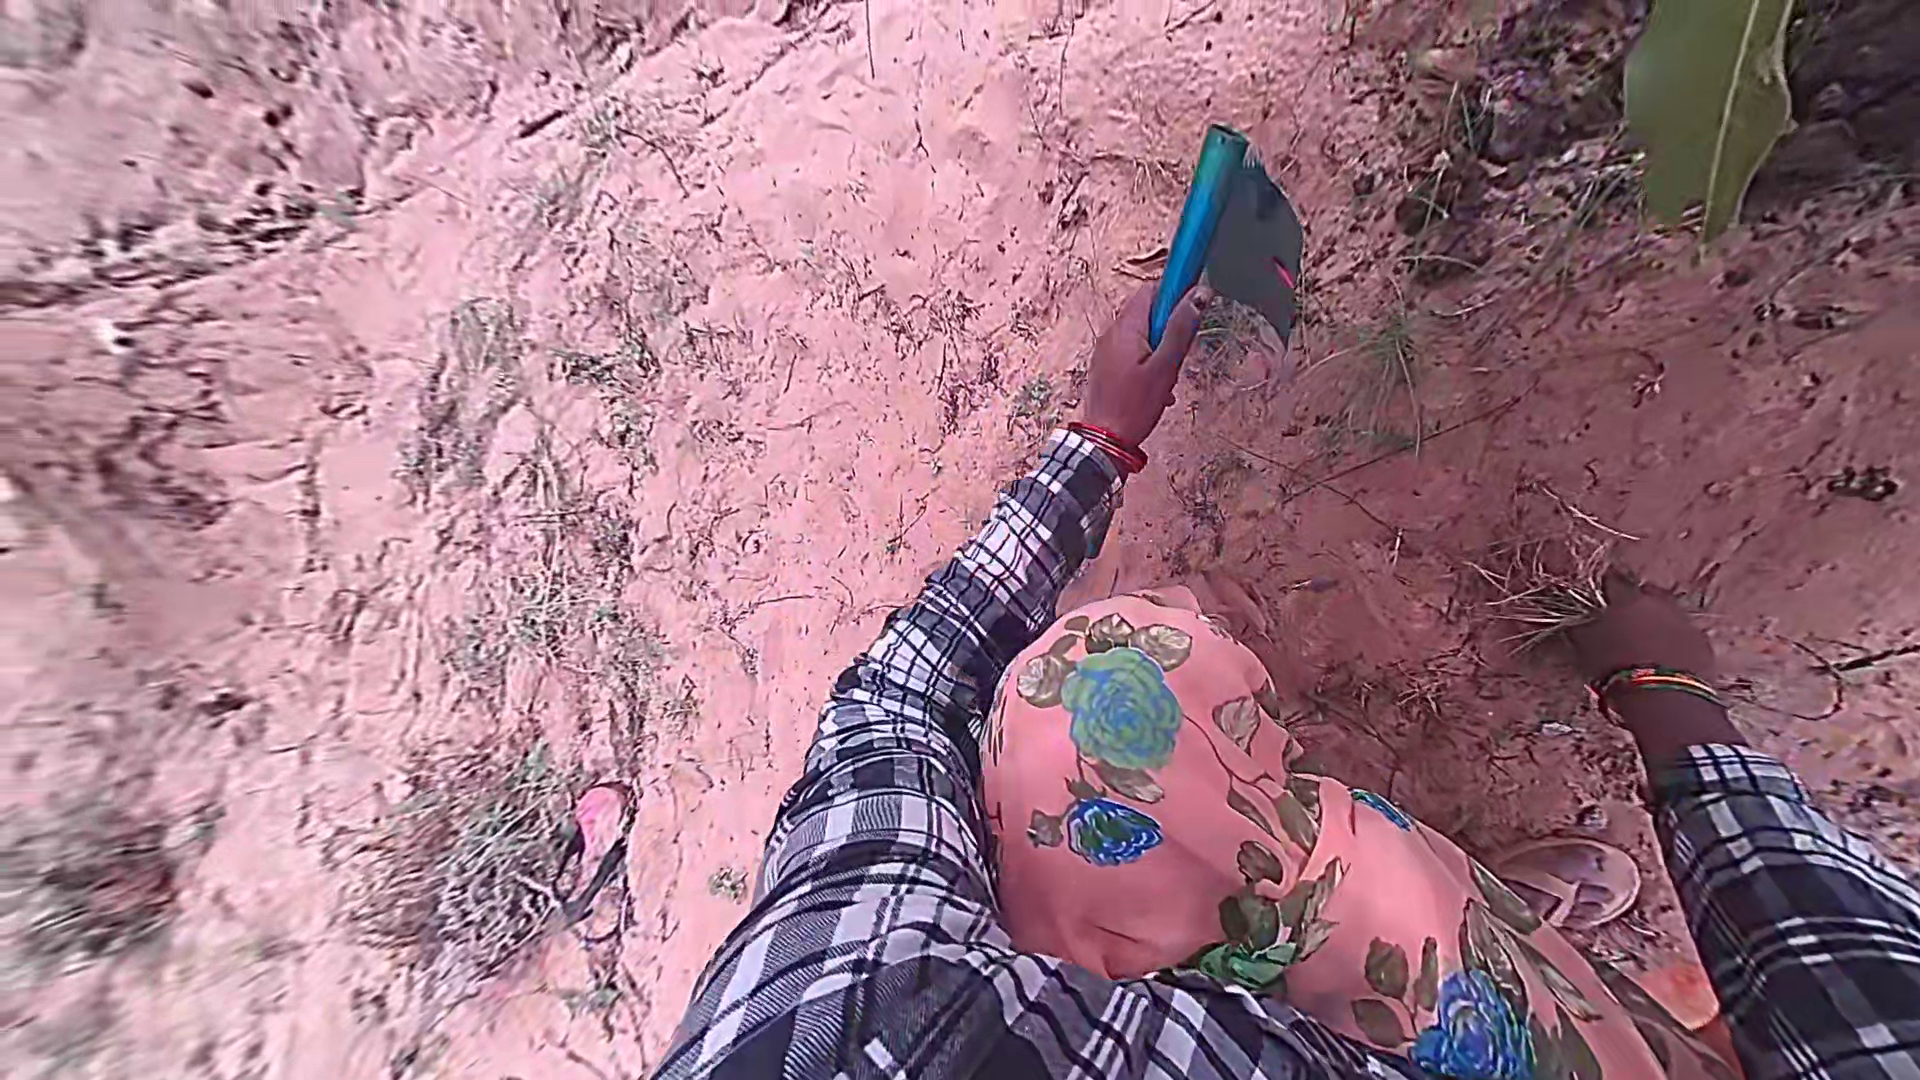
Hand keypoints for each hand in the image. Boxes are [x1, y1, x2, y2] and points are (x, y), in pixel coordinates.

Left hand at [1078, 280, 1213, 446]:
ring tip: (1165, 378)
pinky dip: (1148, 365)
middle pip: (1148, 314)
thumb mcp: (1165, 366)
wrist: (1105, 441)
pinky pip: (1132, 356)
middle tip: (1176, 356)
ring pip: (1142, 337)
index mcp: (1125, 328)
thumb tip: (1199, 294)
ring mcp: (1106, 353)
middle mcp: (1111, 335)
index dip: (1175, 294)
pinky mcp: (1106, 369)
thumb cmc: (1133, 407)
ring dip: (1160, 352)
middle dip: (1169, 330)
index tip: (1193, 307)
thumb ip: (1181, 328)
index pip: (1151, 290)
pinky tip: (1156, 388)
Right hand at [1566, 573, 1715, 684]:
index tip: (1594, 589)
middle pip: (1647, 591)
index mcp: (1628, 599)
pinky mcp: (1703, 644)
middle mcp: (1660, 605)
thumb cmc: (1611, 663)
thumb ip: (1580, 623)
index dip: (1603, 583)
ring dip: (1654, 617)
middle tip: (1618, 610)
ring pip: (1667, 611)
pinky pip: (1682, 632)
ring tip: (1638, 631)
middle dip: (1635, 597)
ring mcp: (1686, 623)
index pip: (1613, 580)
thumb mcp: (1582, 641)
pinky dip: (1670, 636)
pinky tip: (1657, 649)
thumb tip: (1575, 618)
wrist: (1661, 694)